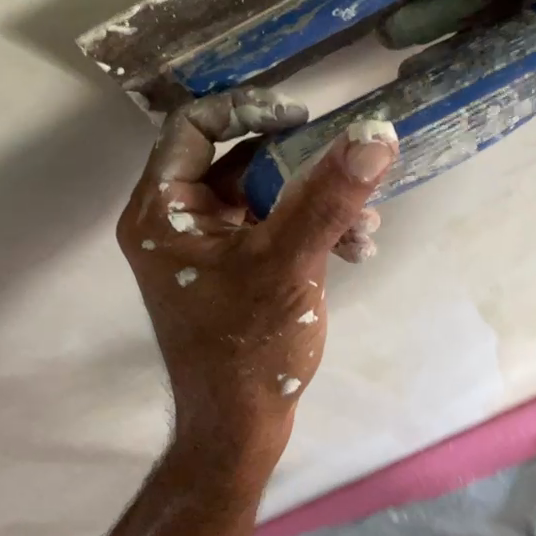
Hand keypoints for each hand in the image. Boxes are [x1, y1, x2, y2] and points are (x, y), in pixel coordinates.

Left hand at [116, 88, 397, 448]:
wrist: (240, 427)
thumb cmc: (247, 348)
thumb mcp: (288, 264)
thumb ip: (328, 197)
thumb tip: (375, 134)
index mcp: (160, 210)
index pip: (191, 126)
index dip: (246, 109)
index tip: (302, 116)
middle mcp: (174, 218)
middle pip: (238, 158)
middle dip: (301, 165)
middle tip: (349, 168)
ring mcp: (204, 243)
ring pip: (263, 192)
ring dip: (316, 201)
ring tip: (365, 227)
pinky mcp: (232, 264)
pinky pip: (272, 223)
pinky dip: (311, 228)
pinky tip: (356, 250)